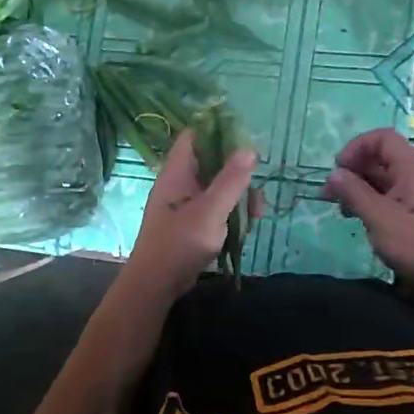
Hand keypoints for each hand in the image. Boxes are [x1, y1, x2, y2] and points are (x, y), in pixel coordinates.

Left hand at [125, 130, 255, 297]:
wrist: (157, 283)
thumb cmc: (180, 242)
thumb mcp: (211, 210)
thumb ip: (231, 180)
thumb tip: (250, 148)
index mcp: (178, 171)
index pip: (196, 135)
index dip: (219, 131)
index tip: (246, 140)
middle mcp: (181, 182)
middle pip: (214, 162)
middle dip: (239, 173)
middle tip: (256, 190)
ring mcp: (187, 202)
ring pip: (219, 186)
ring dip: (240, 196)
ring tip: (255, 215)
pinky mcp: (193, 221)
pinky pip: (217, 207)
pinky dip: (232, 213)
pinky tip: (245, 227)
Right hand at [323, 128, 413, 293]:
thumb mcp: (379, 218)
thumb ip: (354, 192)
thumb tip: (335, 173)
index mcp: (412, 169)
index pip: (383, 138)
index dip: (357, 147)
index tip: (338, 169)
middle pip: (381, 158)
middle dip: (353, 170)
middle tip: (329, 193)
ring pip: (383, 180)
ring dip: (359, 188)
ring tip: (340, 209)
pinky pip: (390, 197)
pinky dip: (370, 202)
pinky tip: (358, 219)